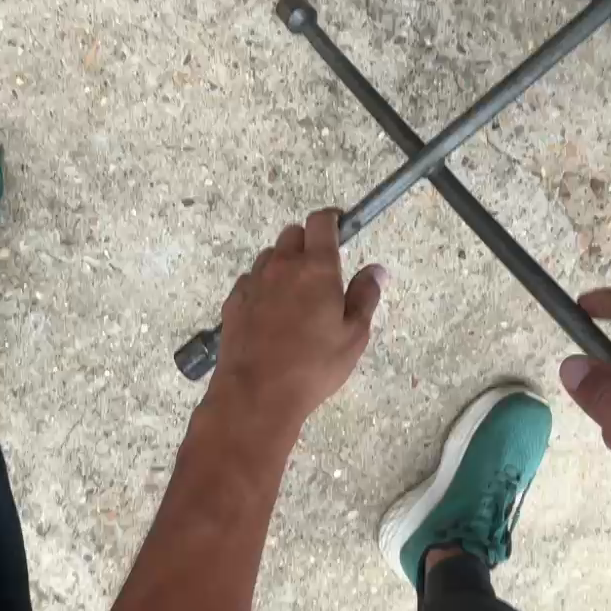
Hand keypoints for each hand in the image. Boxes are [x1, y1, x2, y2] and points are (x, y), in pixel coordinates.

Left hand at [207, 208, 385, 438]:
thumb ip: (365, 296)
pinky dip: (263, 285)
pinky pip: (252, 279)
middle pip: (293, 234)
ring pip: (270, 256)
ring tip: (296, 295)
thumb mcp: (353, 336)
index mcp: (316, 268)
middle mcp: (282, 265)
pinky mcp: (234, 300)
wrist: (256, 392)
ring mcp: (254, 281)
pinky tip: (271, 312)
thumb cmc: (313, 365)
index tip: (338, 224)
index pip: (320, 222)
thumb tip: (376, 270)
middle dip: (308, 242)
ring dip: (284, 263)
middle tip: (320, 270)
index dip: (330, 218)